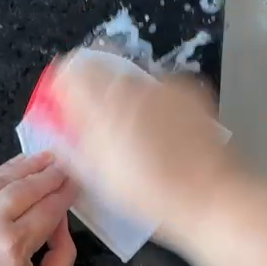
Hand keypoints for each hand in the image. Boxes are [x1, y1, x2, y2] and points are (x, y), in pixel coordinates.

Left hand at [0, 152, 80, 265]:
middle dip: (48, 174)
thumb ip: (61, 256)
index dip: (65, 194)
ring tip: (40, 158)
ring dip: (22, 166)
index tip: (75, 183)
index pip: (48, 209)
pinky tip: (8, 174)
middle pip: (26, 187)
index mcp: (13, 246)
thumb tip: (60, 222)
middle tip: (62, 164)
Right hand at [44, 48, 245, 240]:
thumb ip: (72, 143)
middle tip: (93, 123)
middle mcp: (133, 85)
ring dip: (122, 99)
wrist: (209, 194)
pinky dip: (152, 104)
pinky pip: (160, 90)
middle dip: (92, 93)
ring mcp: (164, 85)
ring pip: (131, 81)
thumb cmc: (152, 192)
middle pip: (100, 71)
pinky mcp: (189, 91)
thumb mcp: (100, 174)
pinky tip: (158, 132)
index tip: (60, 102)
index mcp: (104, 103)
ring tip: (131, 135)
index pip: (69, 71)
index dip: (61, 86)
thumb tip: (57, 129)